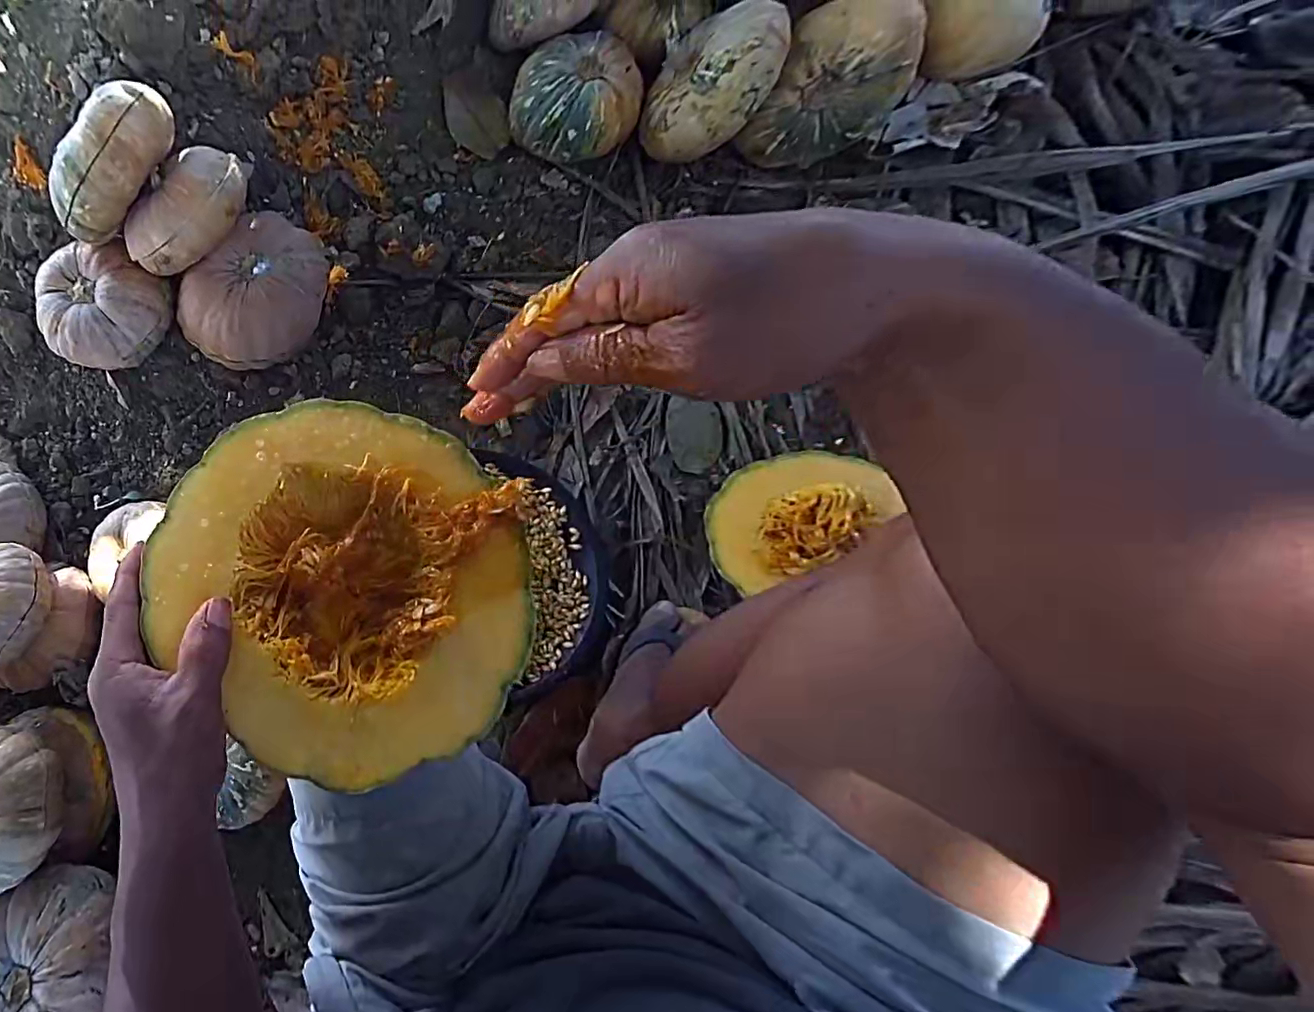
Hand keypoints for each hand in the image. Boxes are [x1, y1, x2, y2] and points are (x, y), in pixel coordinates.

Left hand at [88, 543, 232, 823]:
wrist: (168, 824)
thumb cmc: (174, 761)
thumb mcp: (194, 699)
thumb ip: (204, 650)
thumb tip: (216, 603)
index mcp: (114, 670)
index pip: (118, 608)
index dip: (130, 572)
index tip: (144, 541)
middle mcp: (113, 680)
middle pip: (126, 624)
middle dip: (147, 592)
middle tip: (176, 563)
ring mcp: (127, 700)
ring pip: (143, 647)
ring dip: (163, 621)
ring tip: (191, 595)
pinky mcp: (145, 714)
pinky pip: (157, 666)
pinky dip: (175, 647)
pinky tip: (201, 645)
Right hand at [462, 209, 993, 423]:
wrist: (886, 285)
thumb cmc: (780, 325)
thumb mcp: (680, 356)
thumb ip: (601, 358)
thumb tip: (537, 364)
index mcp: (624, 269)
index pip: (543, 323)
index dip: (504, 365)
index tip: (474, 402)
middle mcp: (634, 255)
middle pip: (557, 317)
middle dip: (517, 364)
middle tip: (485, 406)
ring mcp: (663, 260)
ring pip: (587, 315)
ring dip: (549, 356)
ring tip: (515, 393)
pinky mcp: (689, 272)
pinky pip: (620, 311)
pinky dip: (588, 343)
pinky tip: (573, 361)